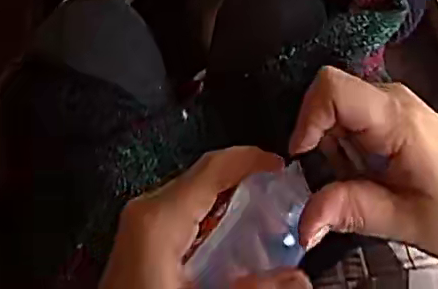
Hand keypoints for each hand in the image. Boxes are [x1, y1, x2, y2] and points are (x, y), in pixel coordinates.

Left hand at [100, 147, 305, 288]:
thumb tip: (297, 280)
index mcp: (158, 217)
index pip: (210, 170)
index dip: (247, 161)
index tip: (278, 164)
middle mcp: (146, 210)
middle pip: (203, 180)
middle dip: (243, 184)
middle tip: (281, 197)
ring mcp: (140, 225)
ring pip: (193, 197)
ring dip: (228, 204)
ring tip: (266, 219)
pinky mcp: (141, 242)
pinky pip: (182, 217)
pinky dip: (211, 222)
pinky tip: (234, 246)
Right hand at [288, 69, 437, 274]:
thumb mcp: (405, 222)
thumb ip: (348, 211)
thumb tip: (303, 221)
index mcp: (396, 117)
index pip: (331, 87)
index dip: (307, 117)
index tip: (302, 158)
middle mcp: (391, 97)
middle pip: (329, 94)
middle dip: (319, 136)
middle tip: (333, 179)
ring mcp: (393, 102)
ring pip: (337, 105)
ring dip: (333, 143)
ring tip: (357, 182)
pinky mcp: (394, 113)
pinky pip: (352, 114)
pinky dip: (347, 144)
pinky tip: (366, 174)